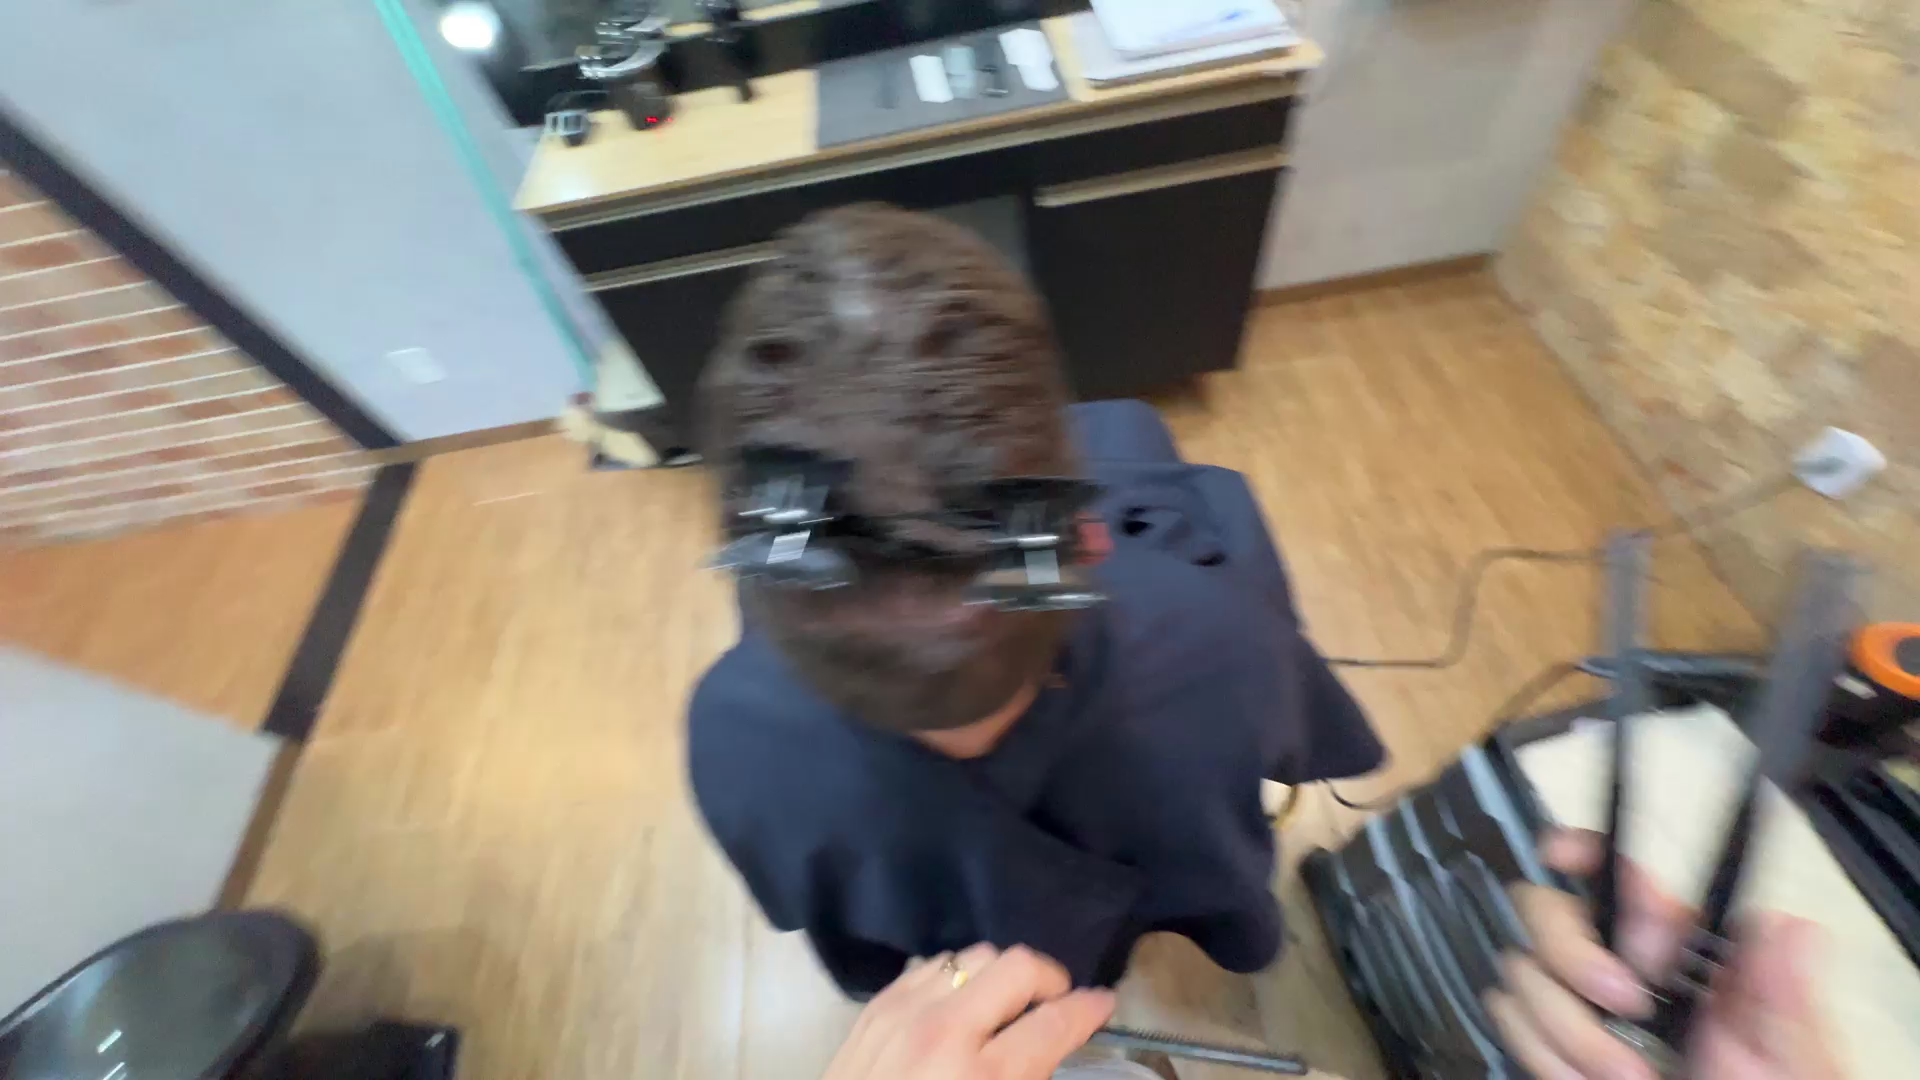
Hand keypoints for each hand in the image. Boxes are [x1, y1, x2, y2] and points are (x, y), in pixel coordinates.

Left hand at [823, 943, 1116, 1079]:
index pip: (1052, 1025)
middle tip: (1056, 1001)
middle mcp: (946, 1031)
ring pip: (976, 954)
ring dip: (1001, 975)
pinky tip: (959, 1004)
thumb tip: (1049, 1051)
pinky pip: (934, 964)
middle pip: (1018, 966)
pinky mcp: (880, 1003)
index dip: (1087, 1010)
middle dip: (1050, 978)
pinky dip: (958, 977)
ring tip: (1006, 1003)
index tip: (1104, 1002)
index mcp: (982, 1079)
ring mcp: (908, 1009)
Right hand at [1486, 829, 1839, 1079]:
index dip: (1575, 848)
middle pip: (1541, 906)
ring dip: (1567, 1027)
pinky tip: (1582, 1076)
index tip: (1559, 857)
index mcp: (1668, 945)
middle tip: (1625, 1005)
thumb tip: (1793, 929)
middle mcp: (1607, 955)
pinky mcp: (1537, 1028)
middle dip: (1570, 954)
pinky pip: (1506, 1012)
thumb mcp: (1789, 1060)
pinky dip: (1542, 1051)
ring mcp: (1566, 991)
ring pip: (1519, 967)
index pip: (1608, 866)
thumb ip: (1781, 999)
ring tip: (1623, 1074)